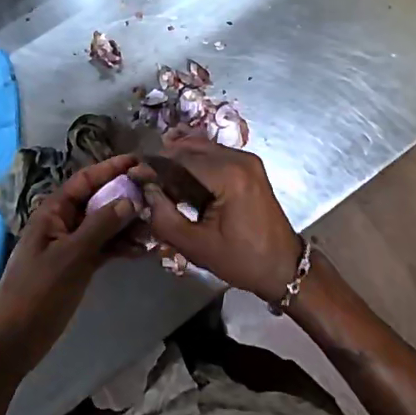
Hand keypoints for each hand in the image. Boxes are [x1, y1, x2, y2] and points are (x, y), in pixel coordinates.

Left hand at [0, 154, 142, 368]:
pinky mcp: (79, 265)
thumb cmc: (36, 292)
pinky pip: (105, 247)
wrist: (13, 341)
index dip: (111, 168)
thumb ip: (101, 226)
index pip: (86, 180)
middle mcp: (64, 222)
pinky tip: (143, 251)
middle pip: (99, 199)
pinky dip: (122, 247)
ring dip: (128, 224)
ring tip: (156, 226)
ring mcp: (72, 244)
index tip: (140, 161)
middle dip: (126, 196)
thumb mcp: (70, 256)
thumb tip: (131, 199)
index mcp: (54, 211)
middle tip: (157, 195)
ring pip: (105, 224)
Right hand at [134, 133, 302, 301]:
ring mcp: (246, 158)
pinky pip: (214, 154)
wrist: (283, 266)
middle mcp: (239, 158)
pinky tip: (180, 177)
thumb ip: (165, 218)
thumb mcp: (197, 246)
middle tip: (143, 178)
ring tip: (158, 178)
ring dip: (179, 159)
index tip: (132, 175)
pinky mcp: (248, 165)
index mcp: (229, 175)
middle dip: (165, 160)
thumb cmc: (242, 260)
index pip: (181, 159)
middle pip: (191, 148)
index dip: (154, 166)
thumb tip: (145, 191)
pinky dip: (195, 161)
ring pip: (202, 148)